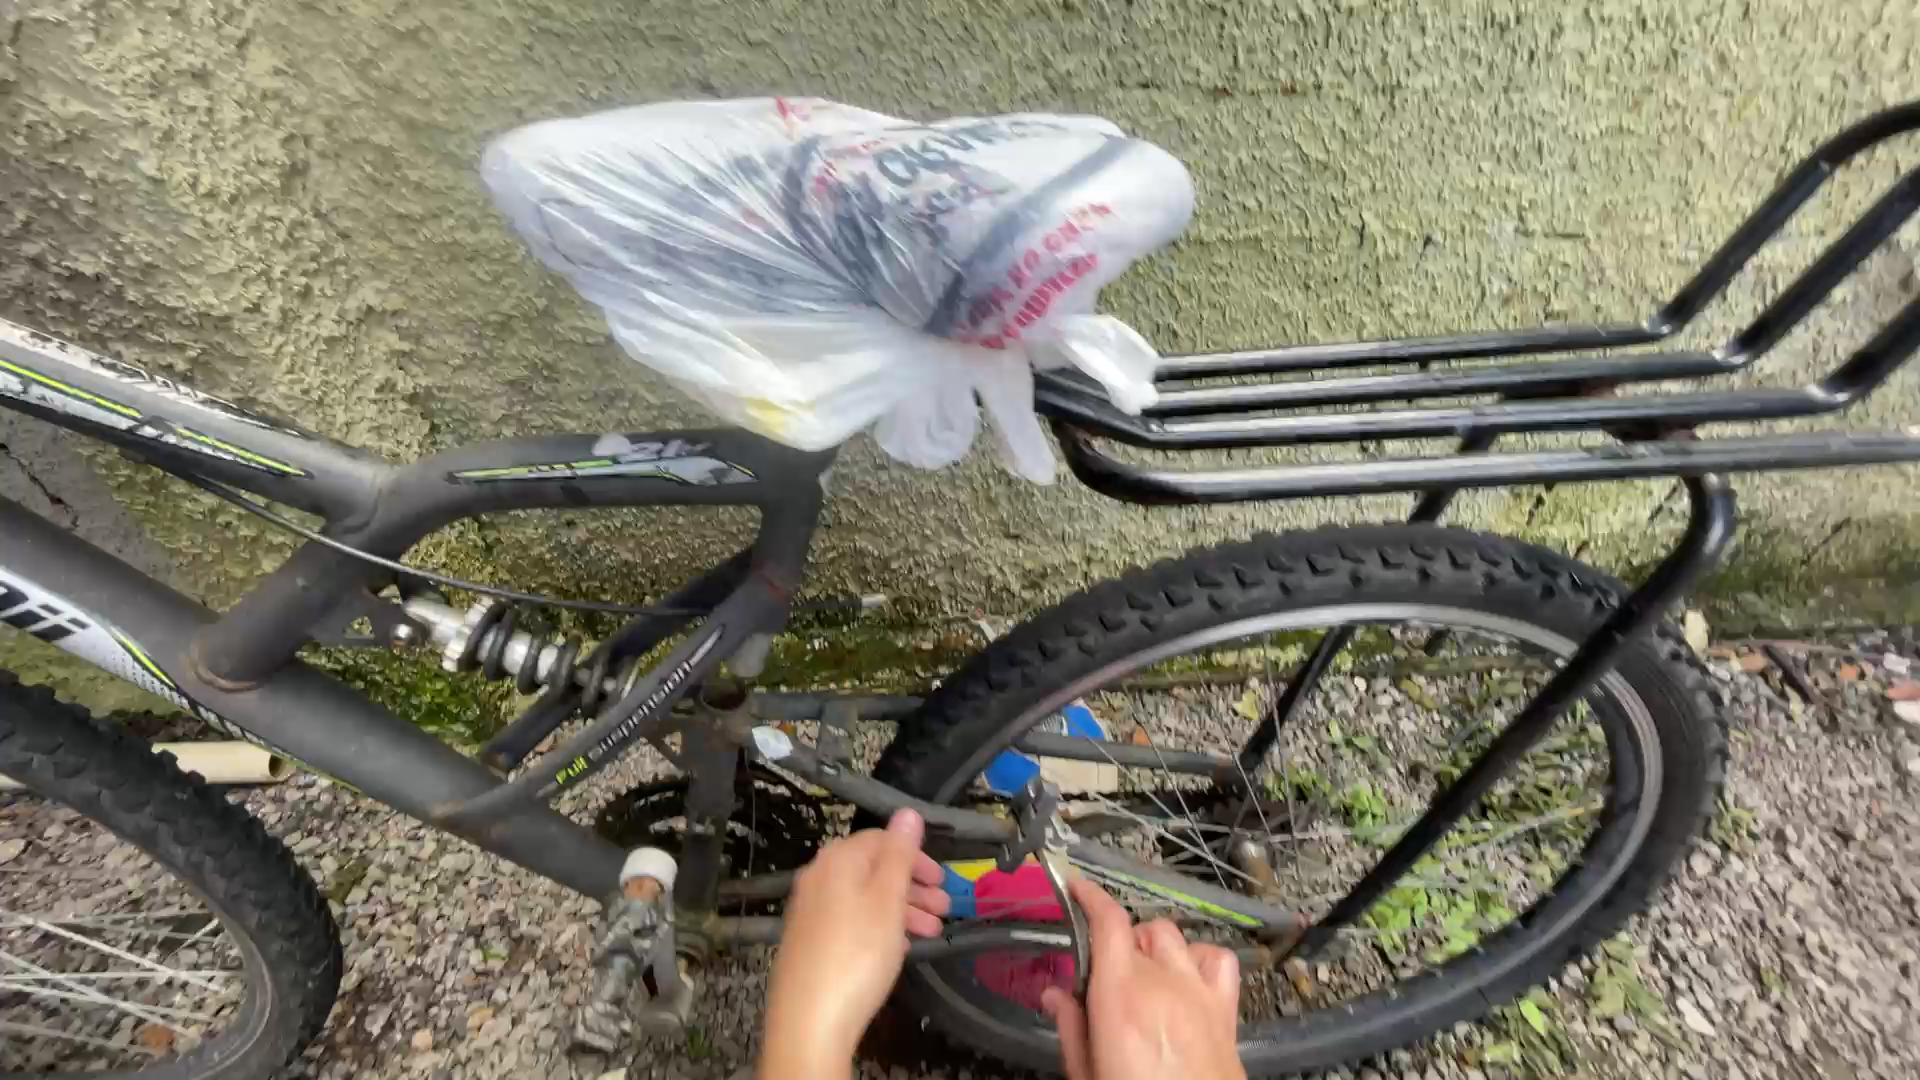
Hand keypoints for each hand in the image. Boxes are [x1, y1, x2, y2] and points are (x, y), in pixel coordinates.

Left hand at [759, 809, 949, 1078]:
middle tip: (944, 907)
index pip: (881, 839)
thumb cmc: (856, 954)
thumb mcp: (888, 898)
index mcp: (837, 860)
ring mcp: (810, 912)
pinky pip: (850, 921)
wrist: (808, 1025)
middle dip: (913, 886)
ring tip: (932, 933)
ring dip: (901, 909)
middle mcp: (818, 877)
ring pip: (864, 898)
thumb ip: (900, 853)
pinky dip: (878, 927)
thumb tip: (907, 812)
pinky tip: (898, 949)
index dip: (915, 855)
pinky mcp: (808, 943)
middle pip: (873, 869)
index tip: (941, 878)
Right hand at [1041, 877, 1245, 1079]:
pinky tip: (1186, 981)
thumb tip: (1054, 994)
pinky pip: (1217, 959)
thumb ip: (1071, 1029)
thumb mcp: (1087, 1075)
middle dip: (1116, 946)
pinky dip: (1199, 960)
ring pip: (1172, 937)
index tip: (1074, 887)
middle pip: (1135, 931)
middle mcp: (1161, 982)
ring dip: (1153, 948)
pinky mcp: (1225, 1011)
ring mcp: (1198, 993)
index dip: (1089, 894)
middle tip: (1104, 982)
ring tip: (1144, 977)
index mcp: (1121, 996)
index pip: (1108, 920)